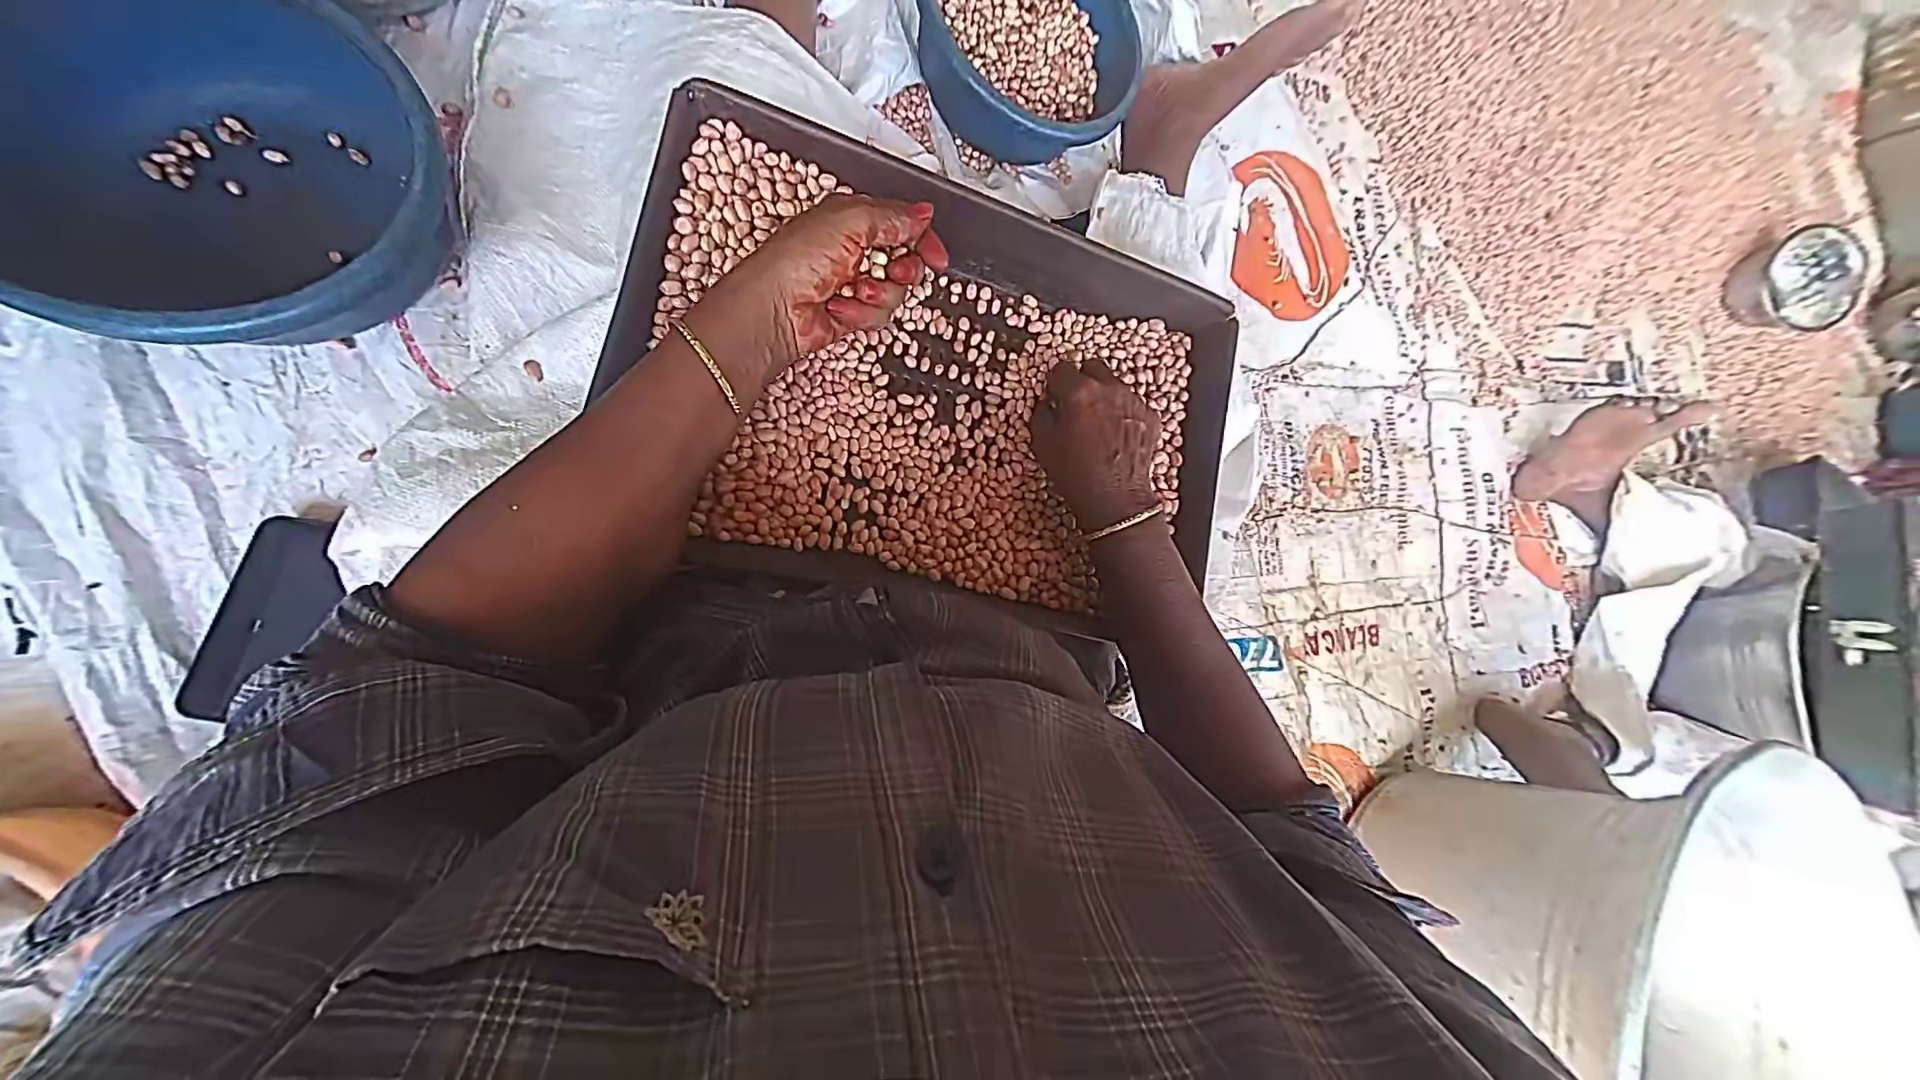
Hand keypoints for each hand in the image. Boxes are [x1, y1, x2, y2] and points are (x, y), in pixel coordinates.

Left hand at [710, 194, 949, 370]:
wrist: (775, 308)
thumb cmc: (797, 260)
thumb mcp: (851, 222)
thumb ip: (892, 217)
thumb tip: (923, 213)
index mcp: (855, 220)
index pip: (903, 226)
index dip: (923, 241)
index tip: (937, 258)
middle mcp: (856, 250)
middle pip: (905, 264)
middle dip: (903, 272)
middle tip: (893, 273)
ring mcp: (854, 284)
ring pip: (895, 294)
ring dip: (879, 295)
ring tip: (855, 291)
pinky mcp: (852, 312)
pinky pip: (878, 316)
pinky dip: (862, 314)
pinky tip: (840, 307)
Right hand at [1030, 358, 1163, 531]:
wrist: (1115, 499)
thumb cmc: (1076, 475)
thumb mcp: (1043, 445)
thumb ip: (1042, 415)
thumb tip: (1046, 405)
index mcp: (1079, 393)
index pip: (1061, 369)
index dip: (1054, 384)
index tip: (1053, 395)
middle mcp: (1109, 389)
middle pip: (1092, 368)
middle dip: (1082, 381)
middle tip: (1075, 404)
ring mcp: (1133, 401)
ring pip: (1114, 385)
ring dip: (1103, 396)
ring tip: (1096, 423)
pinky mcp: (1150, 416)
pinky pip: (1131, 404)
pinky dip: (1122, 413)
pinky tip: (1114, 434)